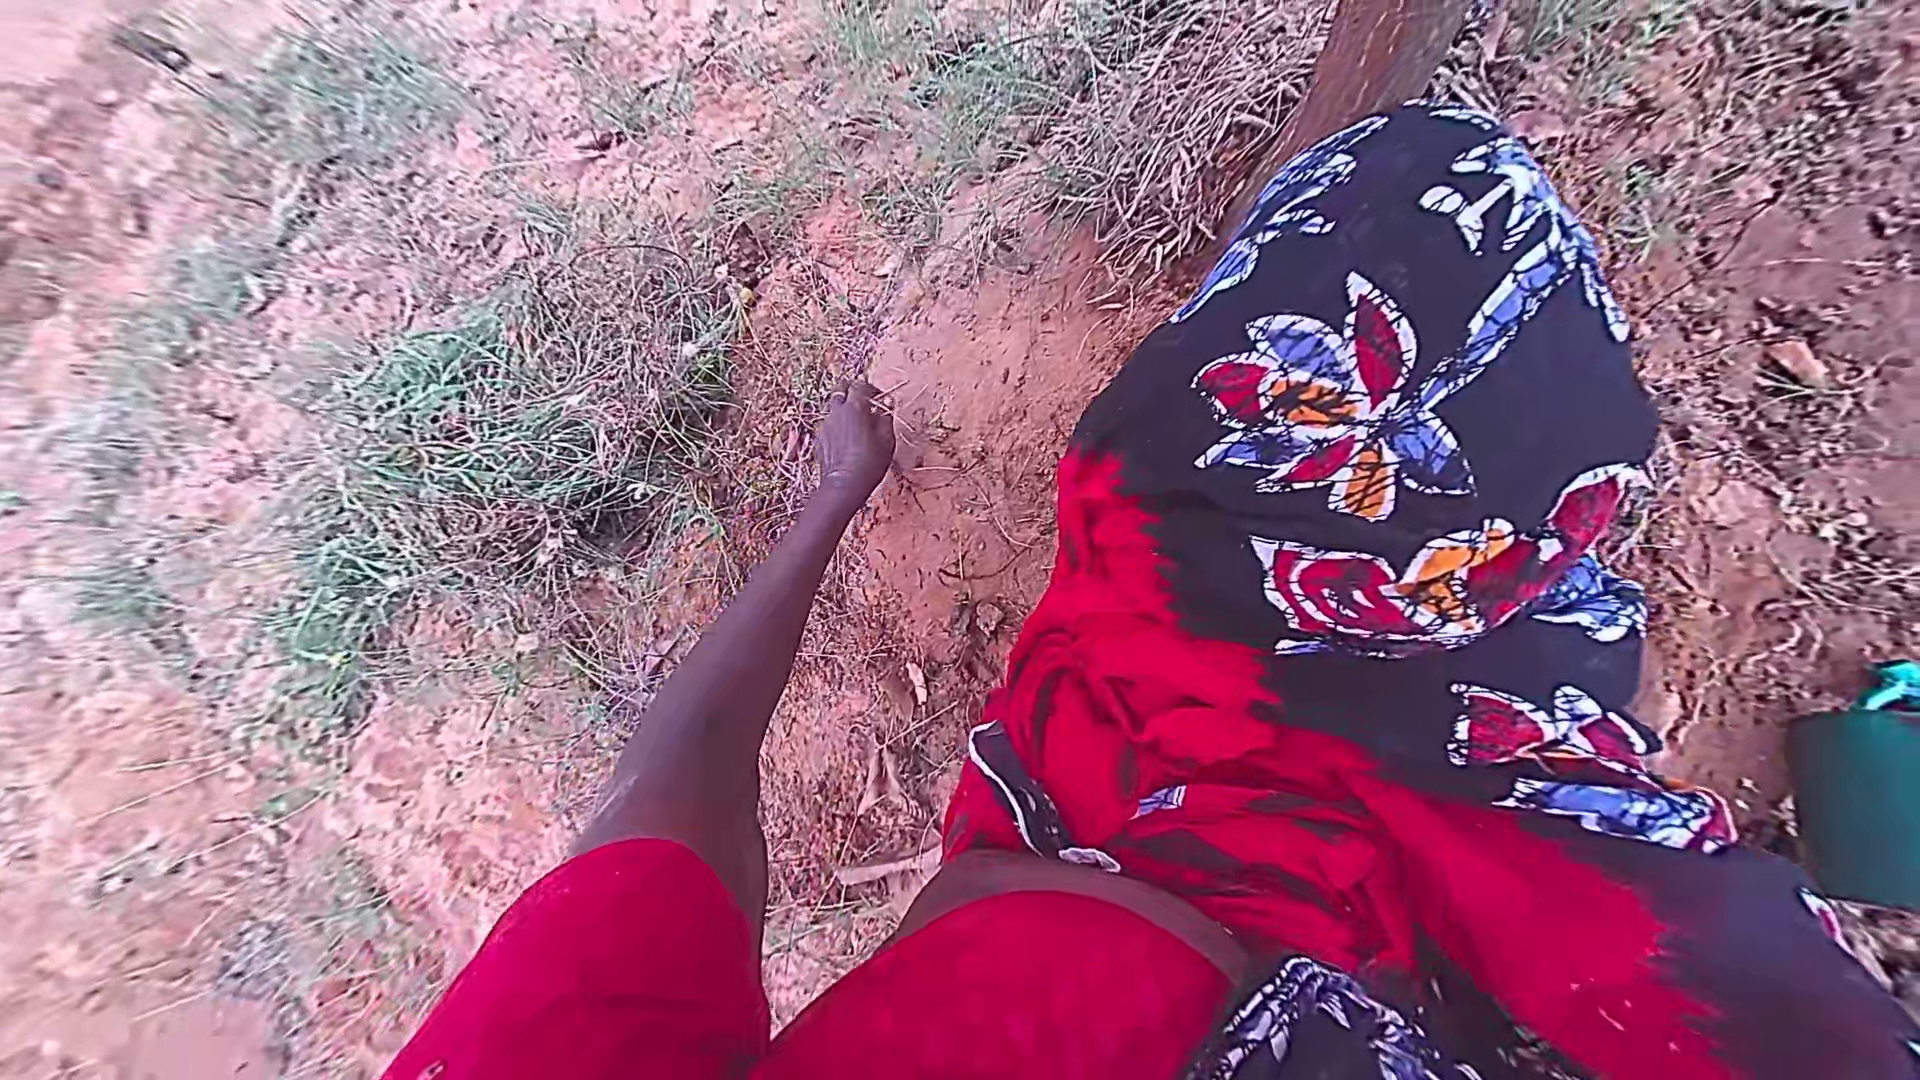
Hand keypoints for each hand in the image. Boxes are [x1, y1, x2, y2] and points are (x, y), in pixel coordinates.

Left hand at [815, 380, 895, 507]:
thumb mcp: (887, 439)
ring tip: (856, 422)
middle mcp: (837, 411)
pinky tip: (847, 438)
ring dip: (844, 408)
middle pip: (841, 388)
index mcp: (855, 407)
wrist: (845, 484)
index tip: (880, 397)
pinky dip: (838, 425)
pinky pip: (829, 424)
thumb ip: (886, 417)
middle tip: (864, 400)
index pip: (861, 385)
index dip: (871, 388)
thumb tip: (887, 404)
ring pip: (833, 406)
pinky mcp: (819, 438)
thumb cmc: (870, 462)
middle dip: (852, 390)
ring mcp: (825, 424)